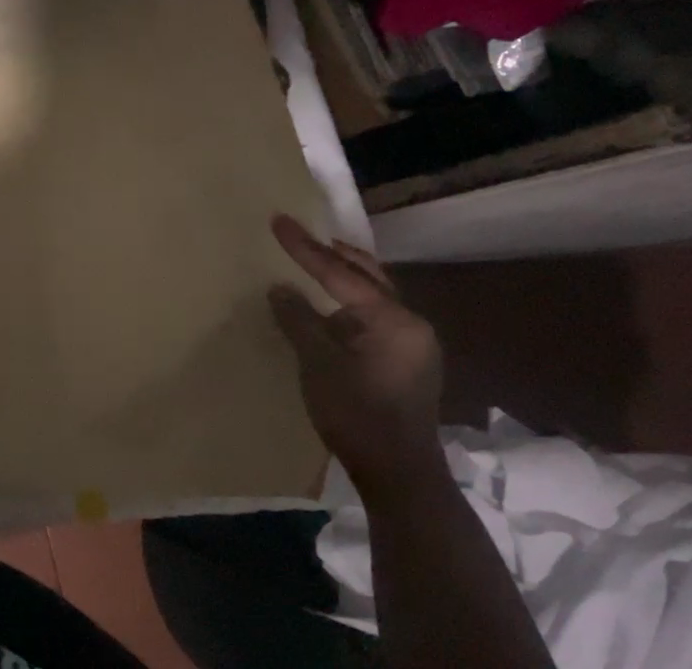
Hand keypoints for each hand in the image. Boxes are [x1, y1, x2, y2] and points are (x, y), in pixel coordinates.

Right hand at [269, 215, 445, 489]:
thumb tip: (281, 288)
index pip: (341, 274)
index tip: (278, 221)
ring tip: (315, 261)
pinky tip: (328, 307)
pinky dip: (349, 303)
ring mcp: (413, 345)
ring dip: (344, 278)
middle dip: (335, 254)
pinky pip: (374, 317)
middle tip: (302, 233)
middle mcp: (412, 324)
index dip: (305, 248)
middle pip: (369, 277)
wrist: (397, 470)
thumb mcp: (317, 363)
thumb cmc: (356, 412)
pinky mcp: (405, 362)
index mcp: (394, 320)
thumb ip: (298, 320)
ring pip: (374, 296)